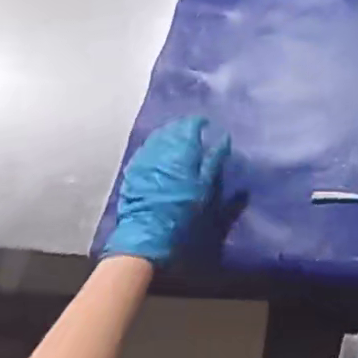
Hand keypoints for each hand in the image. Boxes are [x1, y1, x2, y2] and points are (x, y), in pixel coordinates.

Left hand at [103, 115, 228, 264]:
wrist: (146, 234)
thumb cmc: (182, 211)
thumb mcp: (205, 188)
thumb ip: (214, 160)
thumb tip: (224, 138)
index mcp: (182, 148)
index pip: (191, 124)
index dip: (200, 123)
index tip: (207, 127)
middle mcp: (161, 145)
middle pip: (174, 127)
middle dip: (185, 128)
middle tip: (195, 136)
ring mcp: (145, 155)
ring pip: (160, 135)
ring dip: (170, 136)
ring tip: (179, 144)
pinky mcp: (133, 166)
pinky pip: (148, 147)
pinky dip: (158, 147)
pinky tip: (161, 156)